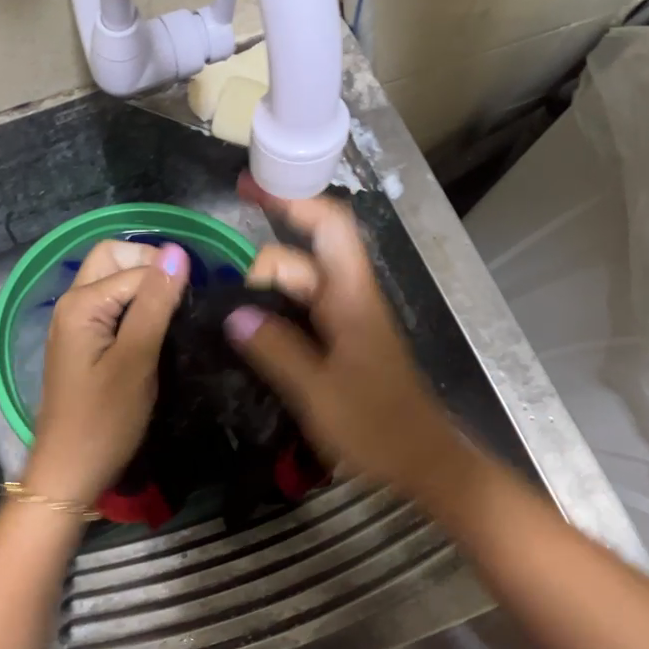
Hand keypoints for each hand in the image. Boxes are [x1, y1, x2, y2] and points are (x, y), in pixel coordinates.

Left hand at [25, 239, 188, 505]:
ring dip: (143, 289)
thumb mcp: (136, 360)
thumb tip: (178, 251)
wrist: (70, 471)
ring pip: (111, 282)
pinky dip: (134, 309)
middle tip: (182, 301)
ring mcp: (74, 323)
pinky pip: (110, 306)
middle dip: (150, 267)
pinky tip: (156, 333)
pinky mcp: (82, 343)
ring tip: (175, 318)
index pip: (136, 266)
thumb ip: (155, 303)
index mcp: (80, 302)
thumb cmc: (104, 421)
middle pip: (113, 259)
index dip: (170, 278)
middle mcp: (71, 302)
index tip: (199, 307)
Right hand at [226, 176, 469, 494]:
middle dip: (262, 264)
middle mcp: (350, 298)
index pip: (328, 225)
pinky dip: (274, 310)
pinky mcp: (342, 342)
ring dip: (265, 287)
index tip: (249, 188)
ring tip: (225, 306)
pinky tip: (249, 330)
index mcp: (351, 297)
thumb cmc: (376, 426)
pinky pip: (303, 311)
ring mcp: (347, 320)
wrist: (423, 461)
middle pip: (304, 257)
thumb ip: (274, 349)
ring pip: (301, 285)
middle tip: (225, 296)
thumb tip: (233, 314)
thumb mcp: (317, 391)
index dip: (291, 199)